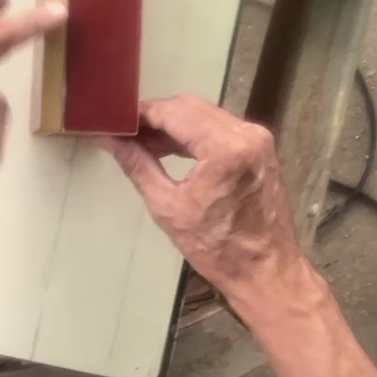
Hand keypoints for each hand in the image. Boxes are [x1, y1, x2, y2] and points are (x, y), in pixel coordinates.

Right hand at [103, 95, 314, 303]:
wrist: (265, 270)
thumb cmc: (215, 247)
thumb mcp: (167, 207)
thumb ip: (138, 165)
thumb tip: (110, 140)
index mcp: (224, 149)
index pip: (173, 112)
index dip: (141, 114)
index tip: (116, 122)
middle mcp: (245, 134)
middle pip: (189, 106)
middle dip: (155, 116)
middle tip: (126, 133)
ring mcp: (256, 139)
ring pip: (204, 113)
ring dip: (173, 123)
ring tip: (142, 142)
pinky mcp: (259, 147)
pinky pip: (218, 127)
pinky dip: (192, 133)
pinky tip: (169, 147)